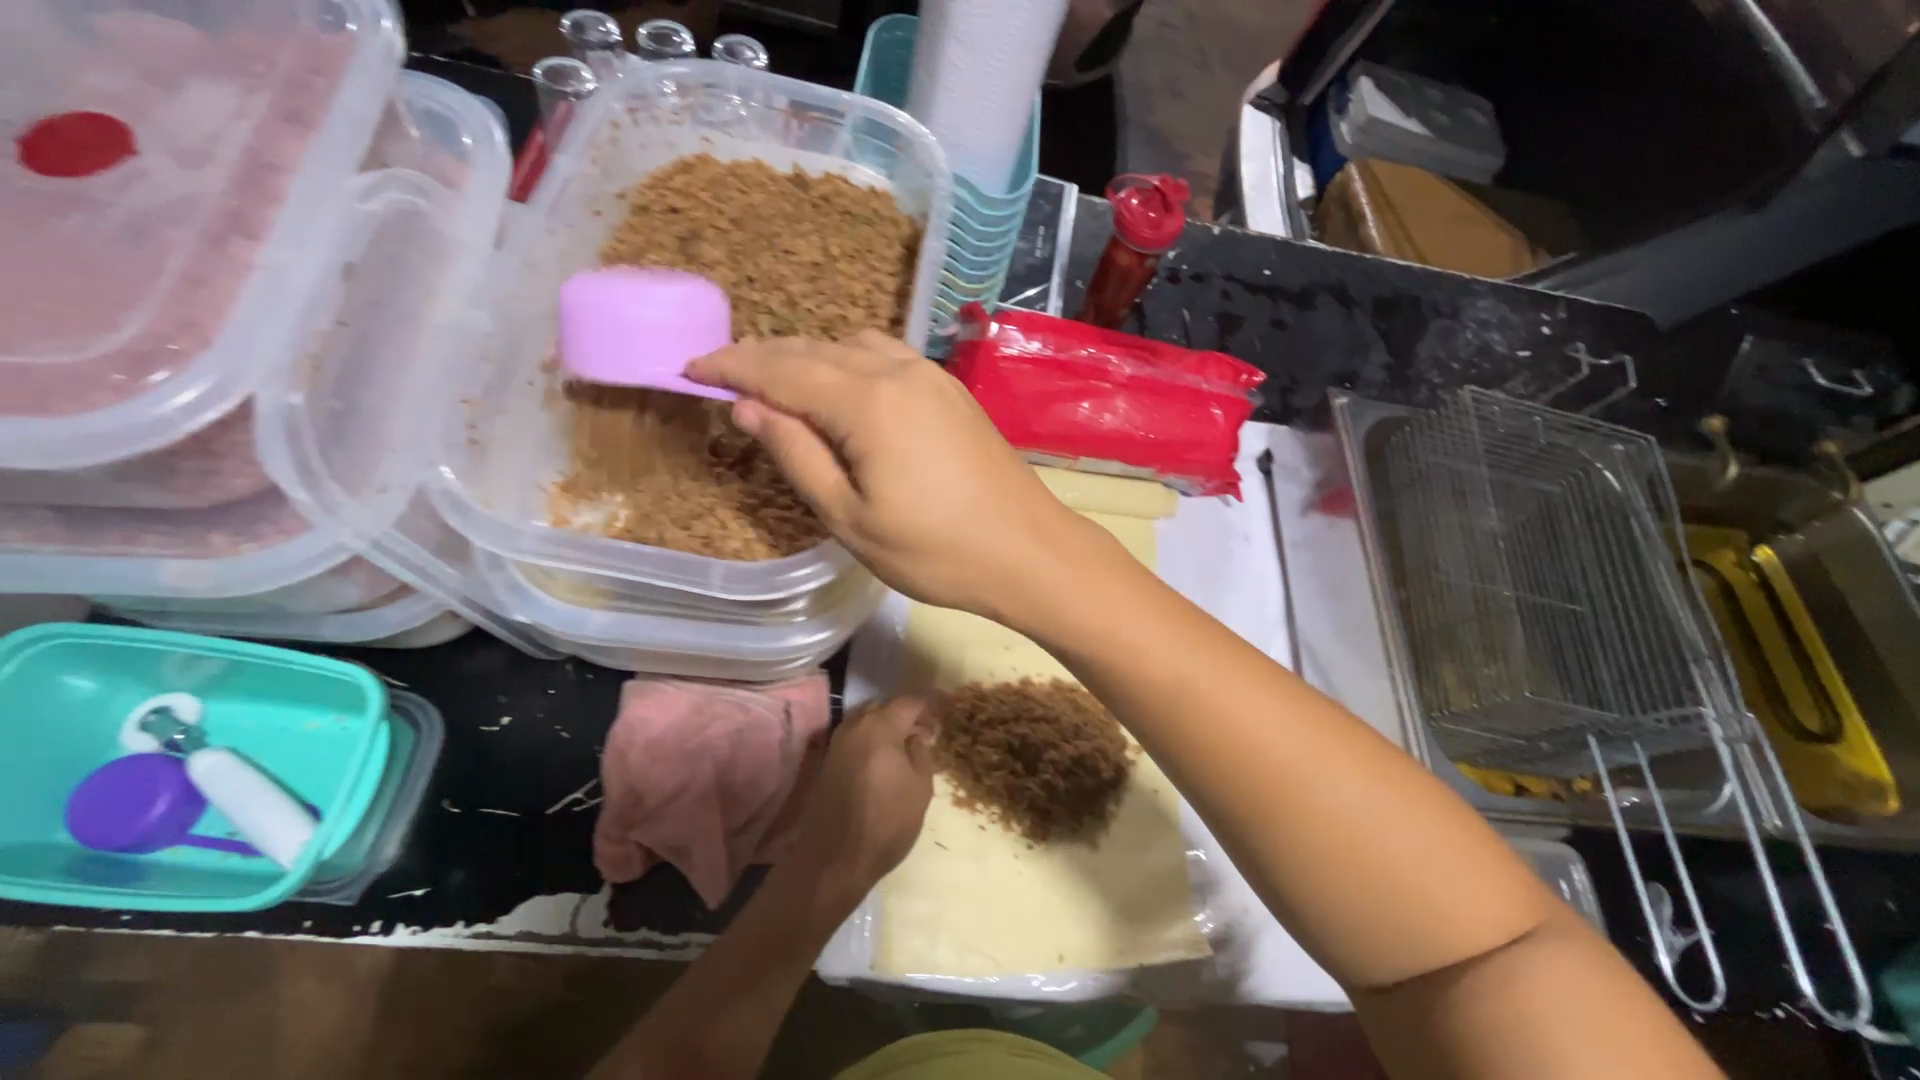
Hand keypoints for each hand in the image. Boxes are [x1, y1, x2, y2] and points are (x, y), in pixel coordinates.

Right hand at [686, 332, 1104, 623]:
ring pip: (850, 347)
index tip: (690, 368)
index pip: (781, 369)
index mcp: (868, 402)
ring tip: (772, 382)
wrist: (1030, 553)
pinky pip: (883, 357)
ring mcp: (930, 376)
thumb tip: (749, 407)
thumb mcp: (850, 517)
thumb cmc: (936, 552)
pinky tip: (836, 388)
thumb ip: (797, 454)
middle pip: (814, 349)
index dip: (731, 366)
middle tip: (719, 373)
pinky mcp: (949, 390)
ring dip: (805, 356)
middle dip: (762, 357)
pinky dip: (845, 362)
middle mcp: (898, 371)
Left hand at [785, 697, 937, 900]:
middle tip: (928, 728)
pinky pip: (854, 737)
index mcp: (880, 728)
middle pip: (884, 706)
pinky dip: (872, 738)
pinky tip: (885, 757)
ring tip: (907, 743)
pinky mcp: (827, 761)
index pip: (909, 702)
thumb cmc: (886, 823)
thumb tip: (916, 736)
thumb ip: (921, 754)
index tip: (948, 707)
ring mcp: (836, 743)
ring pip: (866, 720)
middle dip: (907, 712)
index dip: (930, 702)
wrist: (834, 859)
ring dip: (887, 724)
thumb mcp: (920, 789)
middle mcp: (854, 727)